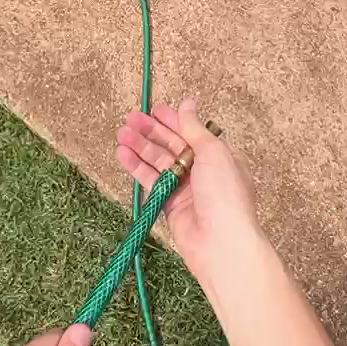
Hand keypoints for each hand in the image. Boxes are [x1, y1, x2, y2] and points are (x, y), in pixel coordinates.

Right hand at [115, 97, 263, 279]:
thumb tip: (188, 102)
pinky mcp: (169, 204)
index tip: (154, 110)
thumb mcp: (213, 152)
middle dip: (151, 132)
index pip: (191, 131)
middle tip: (130, 119)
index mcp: (218, 155)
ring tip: (121, 133)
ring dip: (140, 147)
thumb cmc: (225, 194)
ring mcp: (185, 188)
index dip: (173, 120)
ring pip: (158, 162)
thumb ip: (194, 128)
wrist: (221, 243)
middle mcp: (202, 170)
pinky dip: (136, 167)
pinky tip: (123, 154)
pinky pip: (150, 181)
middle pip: (172, 145)